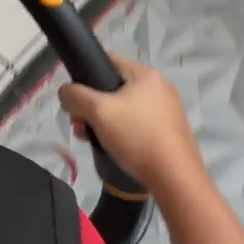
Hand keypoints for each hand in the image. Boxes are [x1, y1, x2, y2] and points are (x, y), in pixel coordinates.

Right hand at [57, 54, 204, 193]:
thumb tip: (66, 93)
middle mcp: (159, 88)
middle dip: (90, 106)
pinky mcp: (170, 132)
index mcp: (145, 75)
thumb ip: (74, 95)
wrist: (178, 182)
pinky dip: (120, 132)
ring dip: (101, 121)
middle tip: (80, 125)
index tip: (76, 99)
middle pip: (111, 88)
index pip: (106, 61)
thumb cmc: (137, 137)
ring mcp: (167, 111)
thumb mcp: (97, 111)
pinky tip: (111, 148)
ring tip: (92, 140)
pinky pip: (135, 124)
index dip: (84, 75)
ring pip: (121, 108)